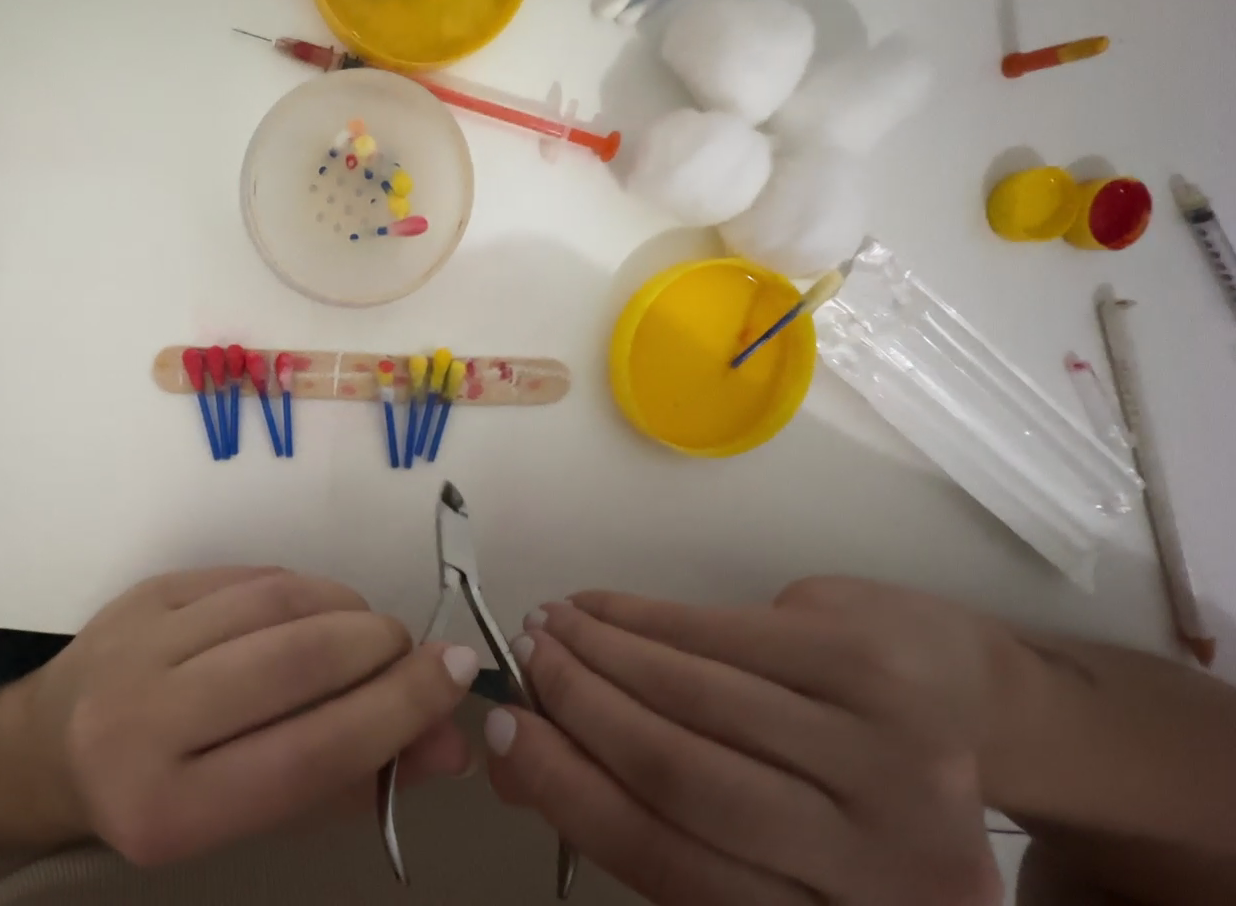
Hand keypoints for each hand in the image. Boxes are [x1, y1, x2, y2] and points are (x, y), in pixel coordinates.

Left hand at [2, 567, 478, 865]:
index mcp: (174, 807)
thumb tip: (448, 739)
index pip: (312, 751)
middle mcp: (145, 721)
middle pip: (296, 662)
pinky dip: (303, 587)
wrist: (55, 747)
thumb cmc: (164, 796)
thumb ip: (352, 780)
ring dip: (346, 608)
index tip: (456, 675)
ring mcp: (139, 644)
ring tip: (368, 630)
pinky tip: (317, 608)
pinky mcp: (143, 592)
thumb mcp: (253, 813)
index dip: (398, 709)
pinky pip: (247, 575)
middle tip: (411, 650)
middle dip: (379, 647)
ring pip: (275, 603)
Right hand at [486, 577, 1010, 905]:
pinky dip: (637, 615)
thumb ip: (627, 801)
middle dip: (577, 706)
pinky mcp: (872, 665)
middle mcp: (878, 866)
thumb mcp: (743, 825)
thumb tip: (510, 760)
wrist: (969, 713)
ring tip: (547, 626)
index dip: (568, 789)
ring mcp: (888, 758)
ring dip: (598, 651)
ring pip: (694, 694)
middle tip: (524, 661)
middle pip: (680, 774)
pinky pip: (718, 632)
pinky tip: (596, 607)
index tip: (504, 730)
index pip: (668, 864)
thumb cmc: (833, 786)